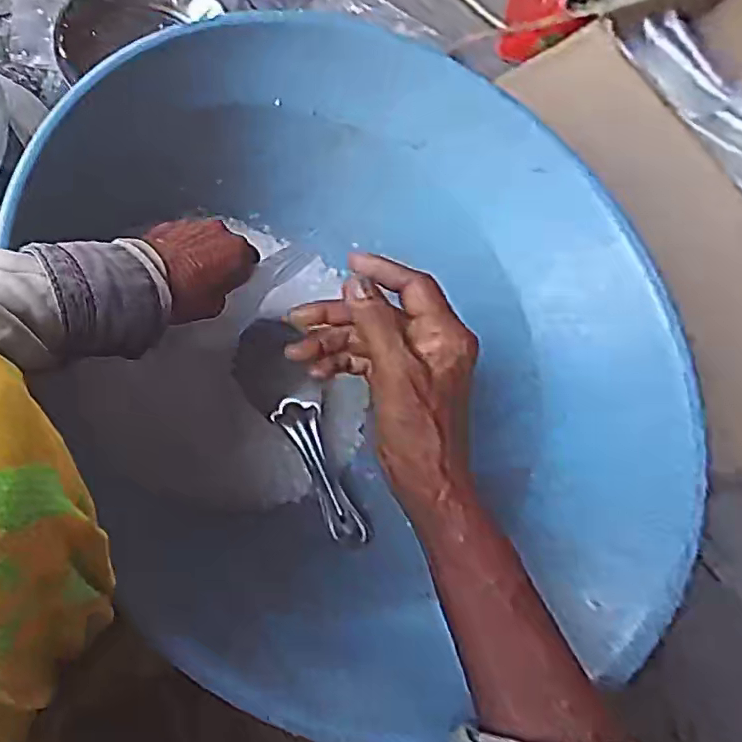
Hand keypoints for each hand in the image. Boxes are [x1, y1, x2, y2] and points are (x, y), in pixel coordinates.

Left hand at [139, 219, 258, 323]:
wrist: (146, 279)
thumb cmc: (184, 295)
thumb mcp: (214, 306)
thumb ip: (222, 292)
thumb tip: (216, 288)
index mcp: (239, 251)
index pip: (248, 261)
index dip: (238, 273)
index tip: (228, 283)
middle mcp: (220, 231)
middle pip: (225, 244)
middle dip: (218, 256)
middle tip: (205, 276)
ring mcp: (193, 223)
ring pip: (202, 236)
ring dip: (197, 247)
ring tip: (183, 267)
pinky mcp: (168, 223)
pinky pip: (180, 234)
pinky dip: (177, 243)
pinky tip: (168, 259)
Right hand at [283, 253, 477, 511]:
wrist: (426, 481)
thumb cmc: (421, 435)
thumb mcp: (394, 372)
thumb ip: (375, 324)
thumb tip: (357, 286)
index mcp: (443, 337)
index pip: (413, 287)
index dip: (380, 271)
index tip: (350, 261)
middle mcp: (430, 344)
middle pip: (378, 313)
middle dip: (336, 315)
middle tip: (300, 317)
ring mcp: (412, 362)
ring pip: (364, 335)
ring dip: (329, 341)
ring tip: (299, 352)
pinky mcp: (396, 379)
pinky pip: (362, 357)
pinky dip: (338, 360)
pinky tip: (318, 369)